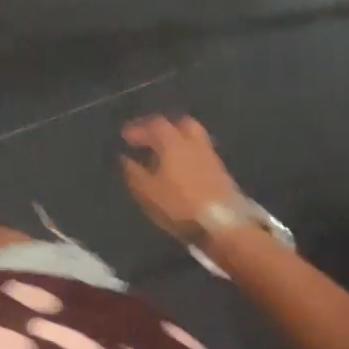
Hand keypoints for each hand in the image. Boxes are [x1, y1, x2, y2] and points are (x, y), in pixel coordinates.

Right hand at [120, 116, 239, 239]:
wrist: (223, 225)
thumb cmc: (179, 204)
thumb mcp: (147, 191)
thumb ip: (133, 172)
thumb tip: (125, 159)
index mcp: (174, 145)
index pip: (156, 124)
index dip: (139, 128)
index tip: (124, 137)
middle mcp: (195, 144)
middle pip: (182, 123)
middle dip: (163, 127)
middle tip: (148, 138)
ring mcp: (211, 157)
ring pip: (194, 138)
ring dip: (177, 140)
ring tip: (161, 154)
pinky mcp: (220, 172)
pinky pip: (200, 152)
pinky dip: (186, 153)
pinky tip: (177, 168)